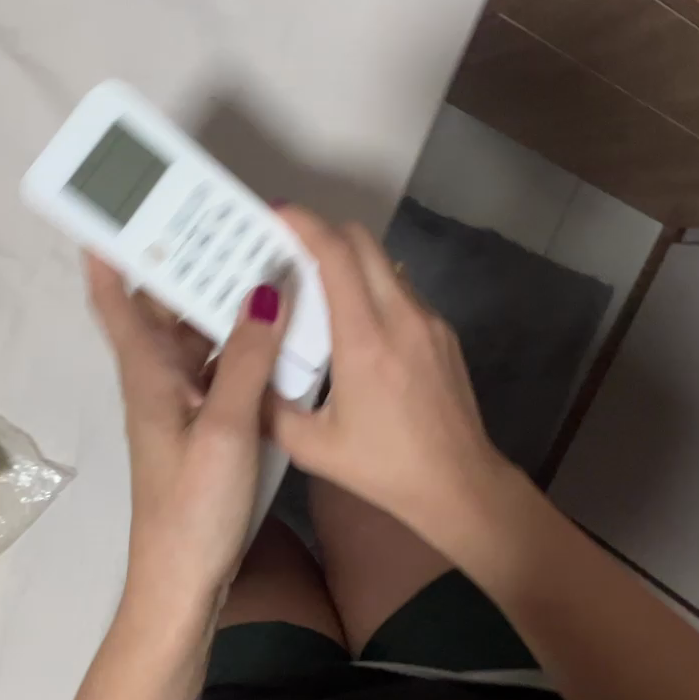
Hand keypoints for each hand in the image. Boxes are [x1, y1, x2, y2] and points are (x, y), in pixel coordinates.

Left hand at [86, 253, 285, 611]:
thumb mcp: (226, 428)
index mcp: (148, 374)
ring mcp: (185, 405)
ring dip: (224, 305)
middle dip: (190, 266)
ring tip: (264, 263)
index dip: (110, 254)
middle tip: (227, 220)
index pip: (116, 302)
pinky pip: (224, 370)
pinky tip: (280, 333)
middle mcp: (160, 380)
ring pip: (201, 339)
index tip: (115, 209)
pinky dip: (246, 347)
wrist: (183, 581)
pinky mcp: (208, 426)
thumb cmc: (193, 505)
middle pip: (166, 311)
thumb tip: (265, 289)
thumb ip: (246, 359)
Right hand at [269, 207, 511, 539]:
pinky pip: (401, 290)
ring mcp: (429, 321)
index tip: (274, 215)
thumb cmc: (383, 468)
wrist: (459, 483)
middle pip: (363, 241)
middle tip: (287, 248)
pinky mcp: (443, 332)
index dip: (303, 223)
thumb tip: (240, 375)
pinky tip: (353, 322)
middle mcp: (402, 317)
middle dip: (323, 232)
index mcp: (365, 340)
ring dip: (348, 260)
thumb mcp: (312, 447)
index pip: (336, 255)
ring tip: (316, 285)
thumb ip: (267, 408)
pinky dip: (371, 287)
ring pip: (384, 263)